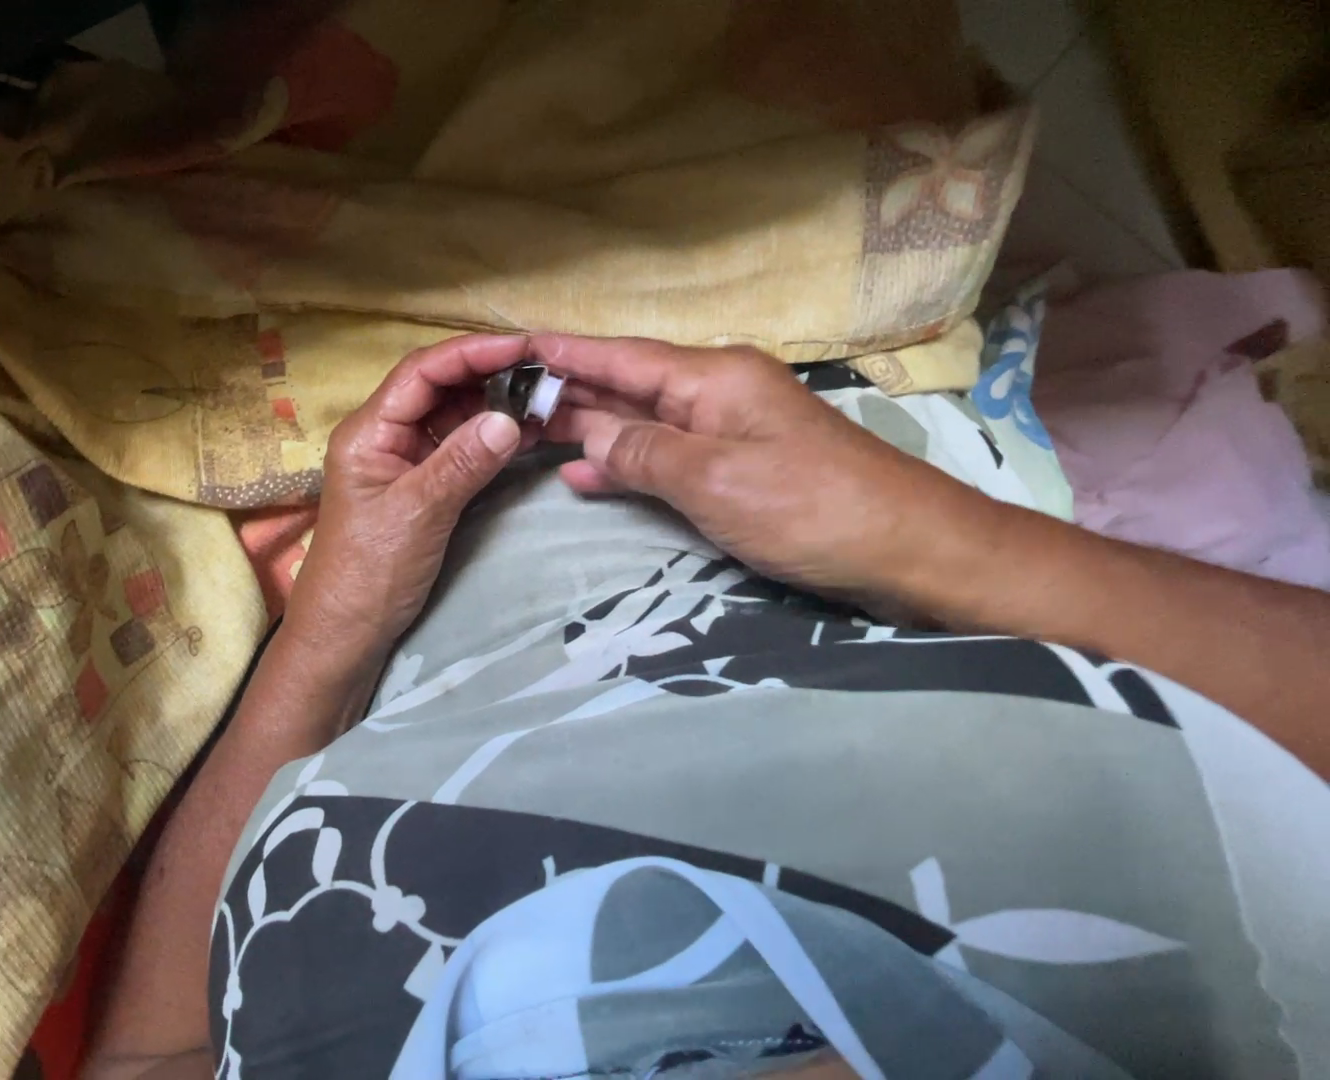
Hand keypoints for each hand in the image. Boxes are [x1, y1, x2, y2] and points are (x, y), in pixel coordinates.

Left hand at [286, 334, 532, 658]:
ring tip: (544, 400)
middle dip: (489, 375)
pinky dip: (489, 441)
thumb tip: (510, 419)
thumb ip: (461, 464)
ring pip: (451, 418)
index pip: (422, 372)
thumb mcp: (418, 515)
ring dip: (493, 407)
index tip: (525, 347)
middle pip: (438, 388)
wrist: (347, 631)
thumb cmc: (370, 572)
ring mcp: (402, 462)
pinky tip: (525, 435)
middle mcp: (383, 437)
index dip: (472, 353)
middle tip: (544, 372)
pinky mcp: (420, 487)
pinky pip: (457, 450)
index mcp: (368, 432)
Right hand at [537, 334, 996, 598]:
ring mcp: (725, 432)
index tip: (515, 346)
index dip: (567, 353)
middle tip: (504, 400)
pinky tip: (581, 473)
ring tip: (527, 430)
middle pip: (626, 385)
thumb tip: (587, 439)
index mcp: (711, 378)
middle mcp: (714, 394)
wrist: (907, 550)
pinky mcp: (733, 469)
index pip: (622, 357)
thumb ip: (641, 454)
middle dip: (567, 390)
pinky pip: (661, 455)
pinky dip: (621, 462)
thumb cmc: (808, 506)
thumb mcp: (712, 479)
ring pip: (640, 421)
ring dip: (587, 426)